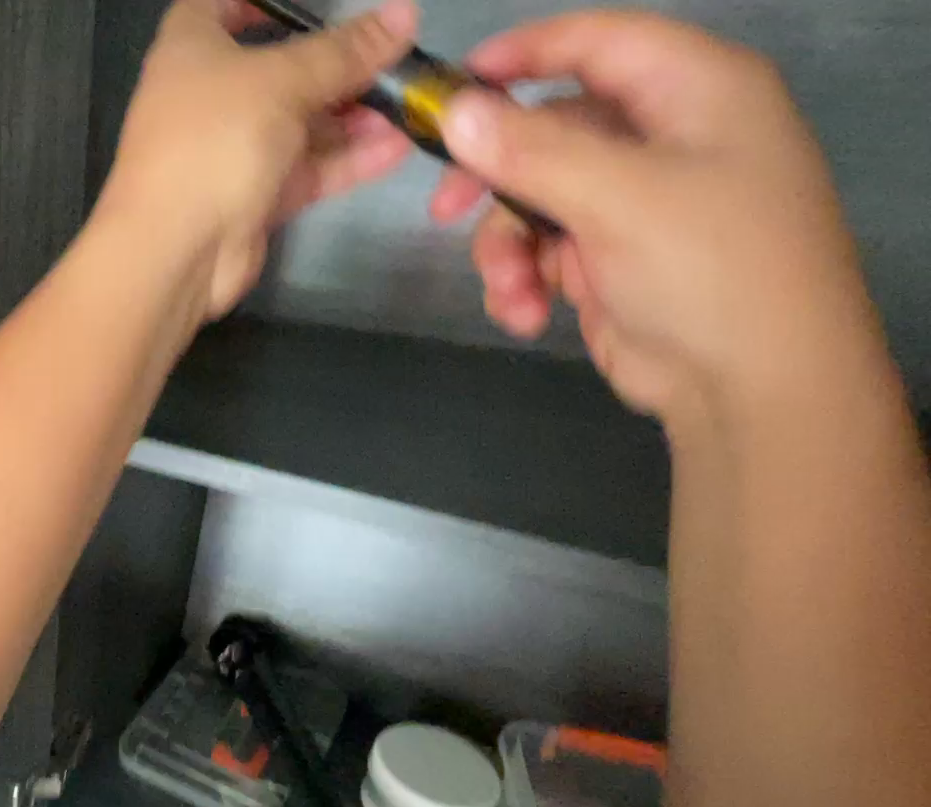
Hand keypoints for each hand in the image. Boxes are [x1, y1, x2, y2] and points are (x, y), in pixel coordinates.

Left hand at [98, 0, 417, 318]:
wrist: (172, 252)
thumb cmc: (212, 143)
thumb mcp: (280, 82)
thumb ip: (343, 52)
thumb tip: (402, 17)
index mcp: (189, 51)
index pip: (217, 4)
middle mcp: (207, 100)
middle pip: (277, 67)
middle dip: (335, 62)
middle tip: (396, 57)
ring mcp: (229, 153)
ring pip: (297, 124)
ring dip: (351, 115)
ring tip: (409, 104)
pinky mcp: (250, 200)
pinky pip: (304, 171)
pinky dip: (346, 160)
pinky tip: (396, 147)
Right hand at [428, 11, 885, 420]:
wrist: (745, 381)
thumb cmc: (707, 268)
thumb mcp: (618, 198)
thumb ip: (532, 152)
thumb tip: (455, 110)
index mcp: (693, 94)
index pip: (599, 44)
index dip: (524, 55)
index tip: (450, 88)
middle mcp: (662, 139)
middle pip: (548, 134)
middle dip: (494, 182)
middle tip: (442, 212)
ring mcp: (632, 202)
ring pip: (531, 203)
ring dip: (506, 252)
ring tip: (513, 294)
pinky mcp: (606, 257)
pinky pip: (538, 251)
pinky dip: (521, 282)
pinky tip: (527, 314)